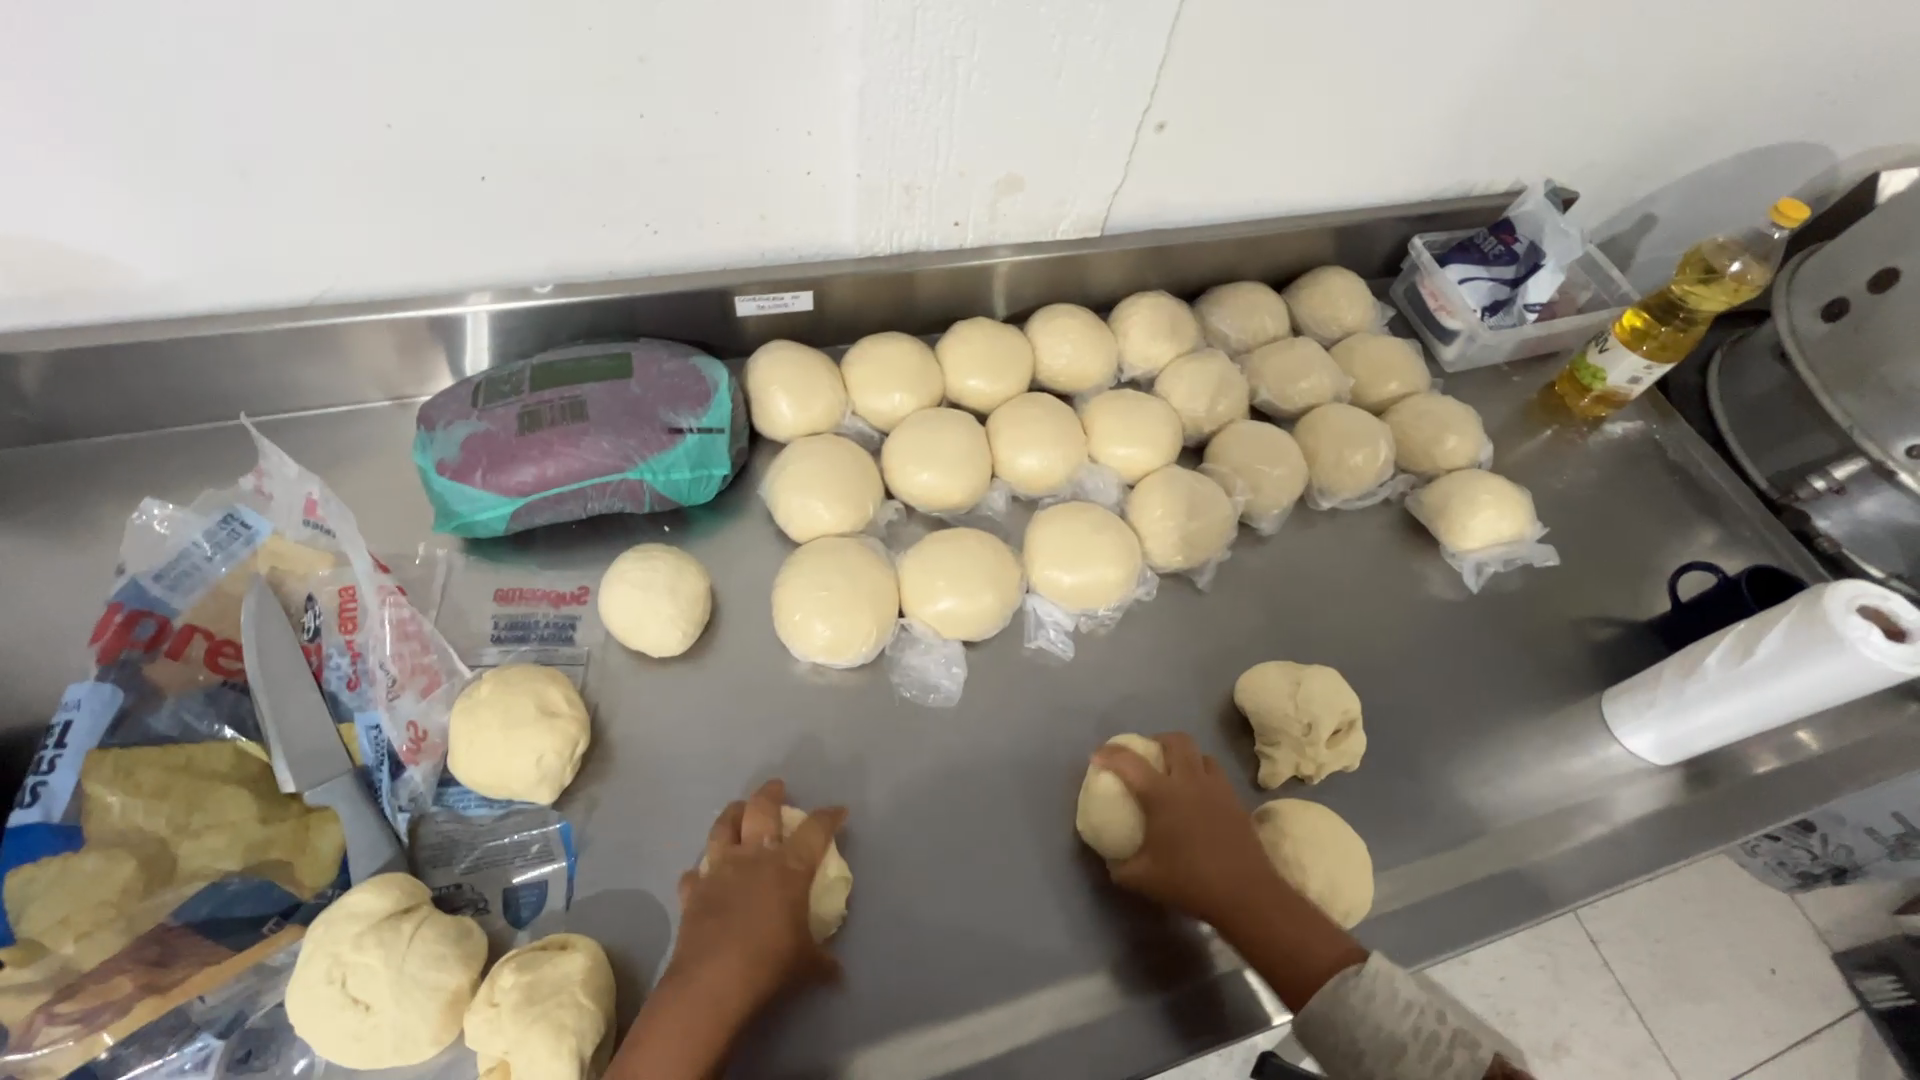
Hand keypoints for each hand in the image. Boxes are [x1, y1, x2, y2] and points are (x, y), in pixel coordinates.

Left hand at [610, 779, 846, 1079]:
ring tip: (737, 809)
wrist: (712, 984)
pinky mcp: (693, 892)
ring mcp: (719, 871)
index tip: (838, 811)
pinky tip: (702, 874)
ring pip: (723, 828)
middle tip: (777, 787)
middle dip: (771, 793)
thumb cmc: (769, 965)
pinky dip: (701, 871)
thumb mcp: (807, 963)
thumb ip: (822, 960)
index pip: (816, 829)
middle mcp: (754, 858)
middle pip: (761, 809)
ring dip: (732, 814)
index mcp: (790, 867)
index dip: (829, 816)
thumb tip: (836, 971)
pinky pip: (695, 874)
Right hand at [1090, 733, 1281, 929]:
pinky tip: (1199, 800)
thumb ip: (1119, 866)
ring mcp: (1217, 789)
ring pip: (1201, 755)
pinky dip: (1203, 777)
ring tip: (1176, 774)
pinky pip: (1217, 776)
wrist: (1245, 894)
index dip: (1109, 754)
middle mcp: (1190, 781)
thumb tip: (1110, 860)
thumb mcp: (1141, 879)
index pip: (1129, 762)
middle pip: (1176, 741)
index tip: (1097, 756)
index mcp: (1161, 795)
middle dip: (1157, 740)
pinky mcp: (1236, 802)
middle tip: (1146, 755)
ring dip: (1185, 757)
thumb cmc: (1189, 882)